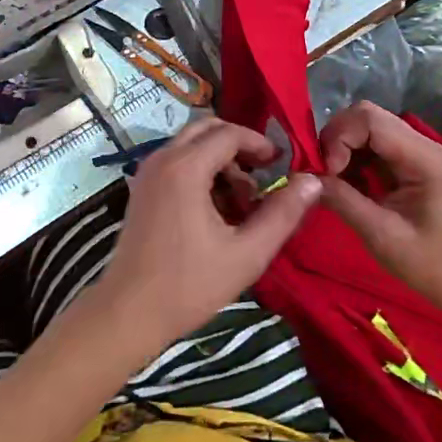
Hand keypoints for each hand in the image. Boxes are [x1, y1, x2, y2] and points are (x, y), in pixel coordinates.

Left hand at [98, 118, 322, 341]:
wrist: (129, 312)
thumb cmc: (190, 284)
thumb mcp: (247, 252)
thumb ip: (282, 213)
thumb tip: (313, 181)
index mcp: (184, 168)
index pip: (229, 133)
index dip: (259, 144)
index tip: (280, 166)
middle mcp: (161, 160)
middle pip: (206, 130)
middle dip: (238, 147)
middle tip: (260, 177)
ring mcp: (146, 174)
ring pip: (190, 146)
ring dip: (219, 162)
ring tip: (241, 205)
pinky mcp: (141, 190)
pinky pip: (176, 163)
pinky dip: (200, 173)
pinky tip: (215, 212)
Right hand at [318, 101, 441, 297]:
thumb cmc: (428, 264)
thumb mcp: (380, 235)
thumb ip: (342, 200)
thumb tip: (305, 177)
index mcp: (426, 159)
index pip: (371, 121)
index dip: (338, 139)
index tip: (326, 174)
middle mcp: (425, 146)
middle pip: (368, 117)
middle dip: (337, 140)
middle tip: (324, 175)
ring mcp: (420, 153)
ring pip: (367, 128)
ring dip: (343, 149)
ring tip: (334, 182)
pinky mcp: (411, 163)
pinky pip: (373, 145)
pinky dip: (353, 158)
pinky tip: (348, 184)